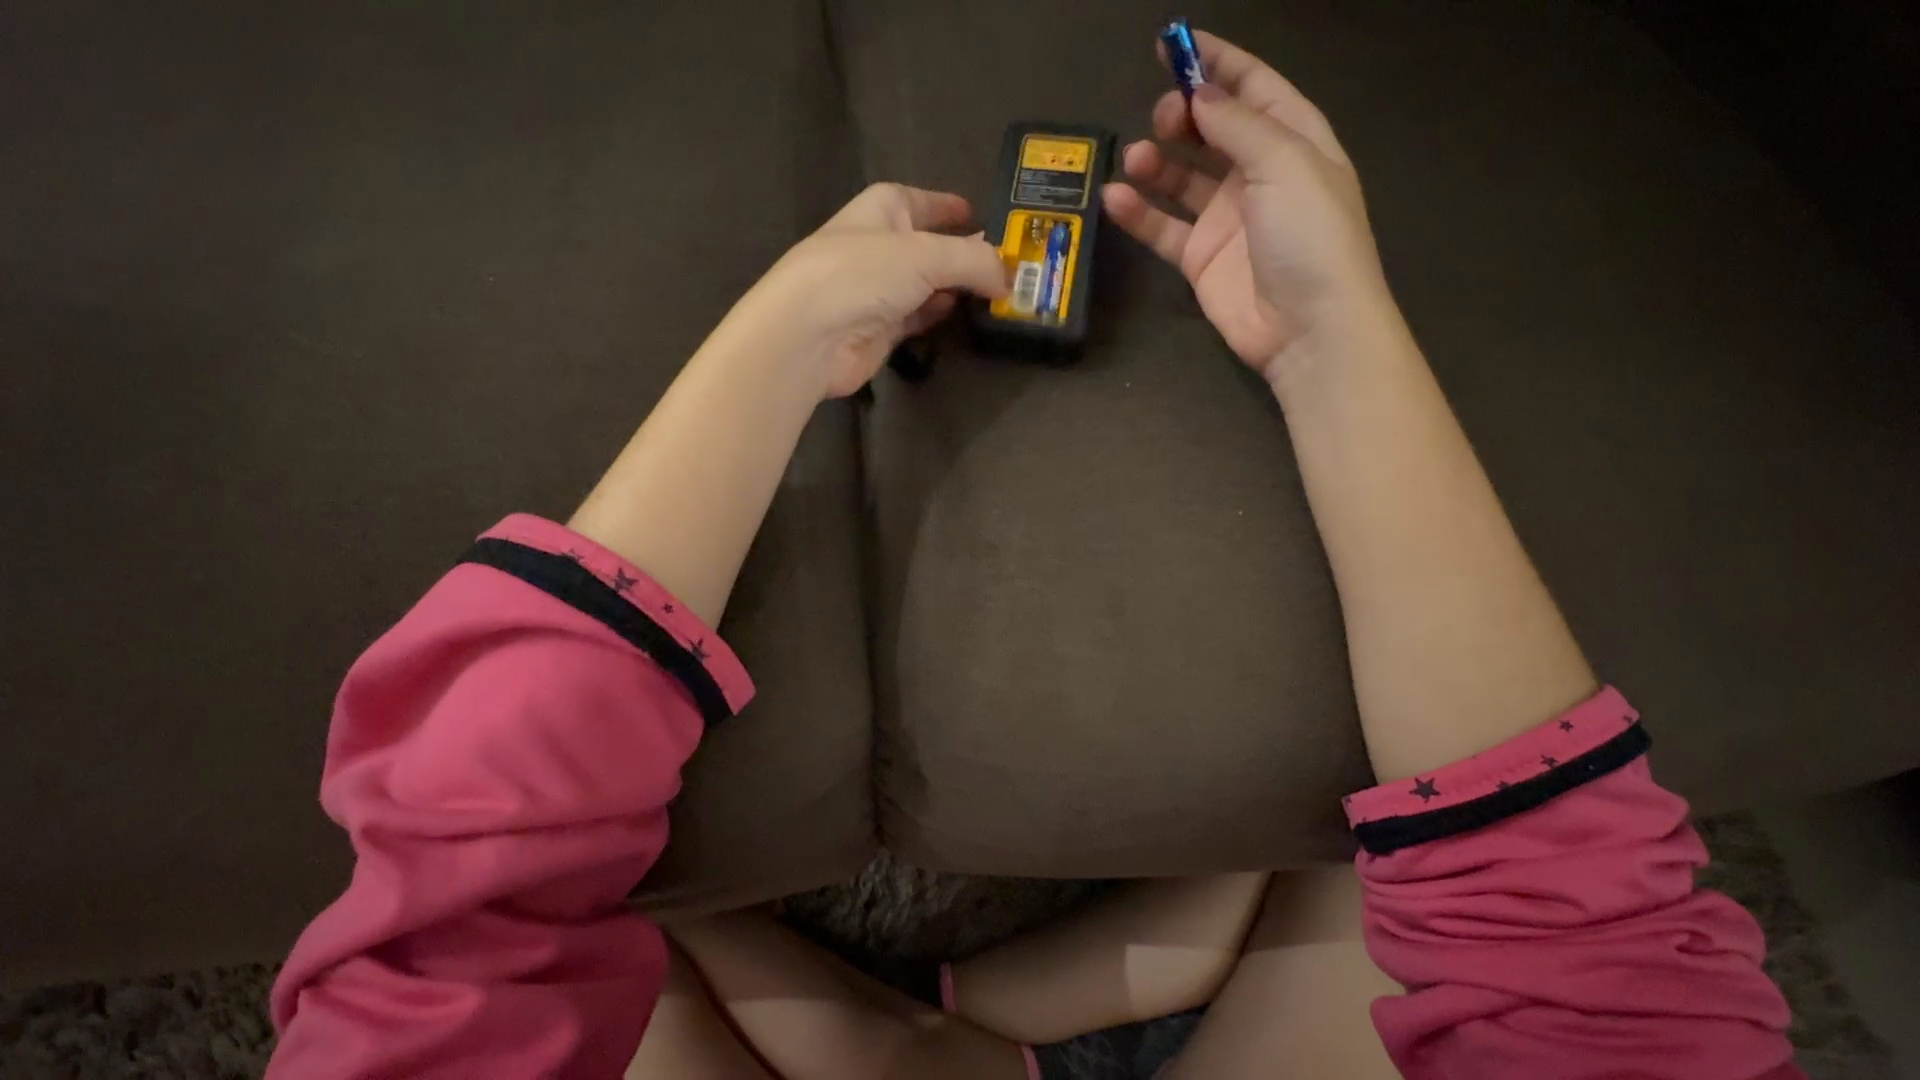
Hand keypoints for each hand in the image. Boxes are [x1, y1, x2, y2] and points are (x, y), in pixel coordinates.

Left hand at [740, 183, 1009, 398]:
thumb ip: (974, 262)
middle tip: (1013, 264)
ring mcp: (879, 289)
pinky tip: (968, 315)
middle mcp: (881, 245)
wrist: (809, 336)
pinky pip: (921, 317)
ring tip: (1002, 292)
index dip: (952, 207)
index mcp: (883, 208)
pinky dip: (943, 314)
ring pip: (929, 284)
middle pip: (932, 246)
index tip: (986, 217)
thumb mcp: (927, 255)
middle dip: (967, 254)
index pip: (925, 201)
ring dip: (959, 289)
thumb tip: (1009, 277)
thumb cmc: (861, 273)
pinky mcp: (881, 329)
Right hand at [1102, 30, 1390, 382]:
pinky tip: (1116, 198)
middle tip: (1162, 117)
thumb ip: (1237, 125)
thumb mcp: (1285, 163)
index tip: (1173, 45)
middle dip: (1183, 115)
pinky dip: (1138, 212)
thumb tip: (1199, 94)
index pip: (1253, 88)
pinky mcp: (1201, 258)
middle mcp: (1260, 175)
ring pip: (1182, 177)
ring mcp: (1228, 218)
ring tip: (1135, 158)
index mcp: (1295, 141)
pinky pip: (1163, 226)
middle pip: (1212, 130)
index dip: (1216, 63)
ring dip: (1157, 162)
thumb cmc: (1310, 236)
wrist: (1309, 327)